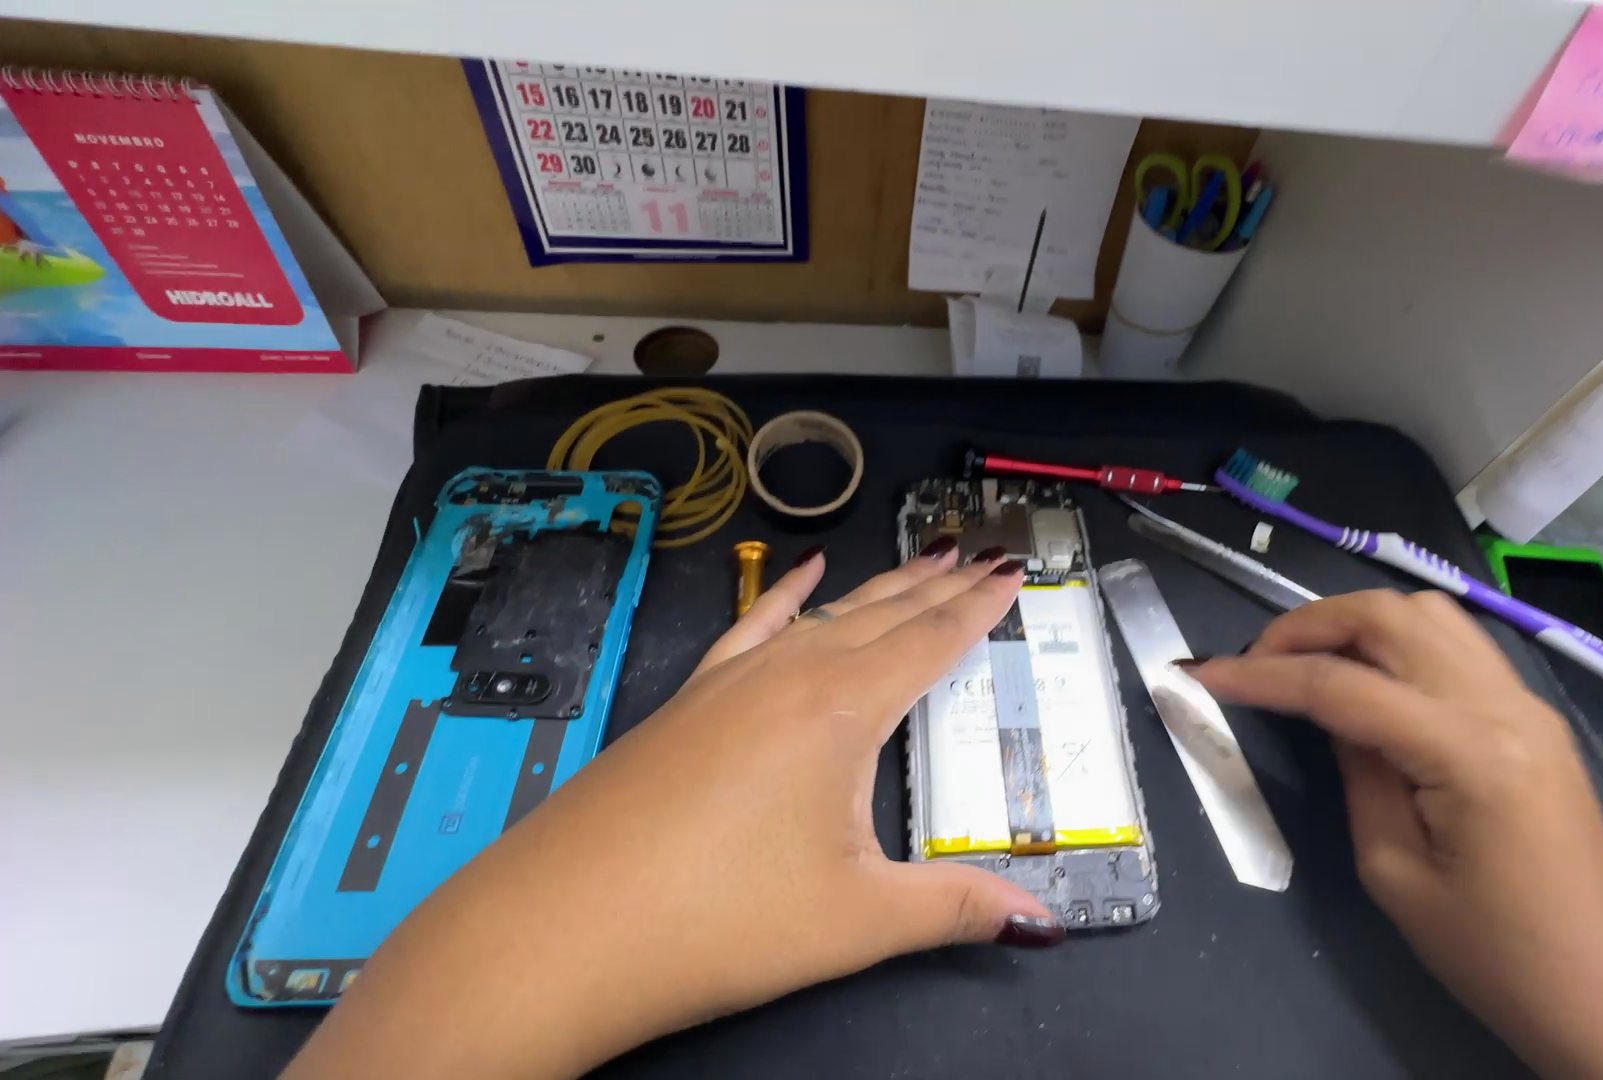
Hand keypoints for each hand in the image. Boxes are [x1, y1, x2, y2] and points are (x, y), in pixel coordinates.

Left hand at [285, 543, 1057, 1079]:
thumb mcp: (855, 921)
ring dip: (883, 586)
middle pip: (887, 612)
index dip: (978, 605)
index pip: (931, 640)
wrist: (557, 929)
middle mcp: (793, 672)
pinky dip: (788, 593)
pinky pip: (755, 623)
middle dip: (943, 584)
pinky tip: (805, 570)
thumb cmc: (717, 921)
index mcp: (843, 708)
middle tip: (983, 556)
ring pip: (829, 611)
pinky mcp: (693, 695)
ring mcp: (735, 678)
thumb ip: (955, 907)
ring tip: (923, 560)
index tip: (1010, 570)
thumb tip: (1040, 921)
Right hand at [1182, 591, 1602, 1079]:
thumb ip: (1356, 771)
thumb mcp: (1392, 869)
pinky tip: (1366, 677)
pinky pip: (1452, 643)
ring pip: (1426, 613)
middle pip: (1389, 615)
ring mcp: (1526, 704)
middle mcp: (1504, 706)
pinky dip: (1394, 639)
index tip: (1202, 675)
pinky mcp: (1531, 716)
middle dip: (1308, 625)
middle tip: (1258, 661)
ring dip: (1353, 622)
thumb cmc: (1496, 954)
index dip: (1260, 675)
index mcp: (1468, 752)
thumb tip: (1329, 717)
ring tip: (1307, 661)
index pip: (1340, 685)